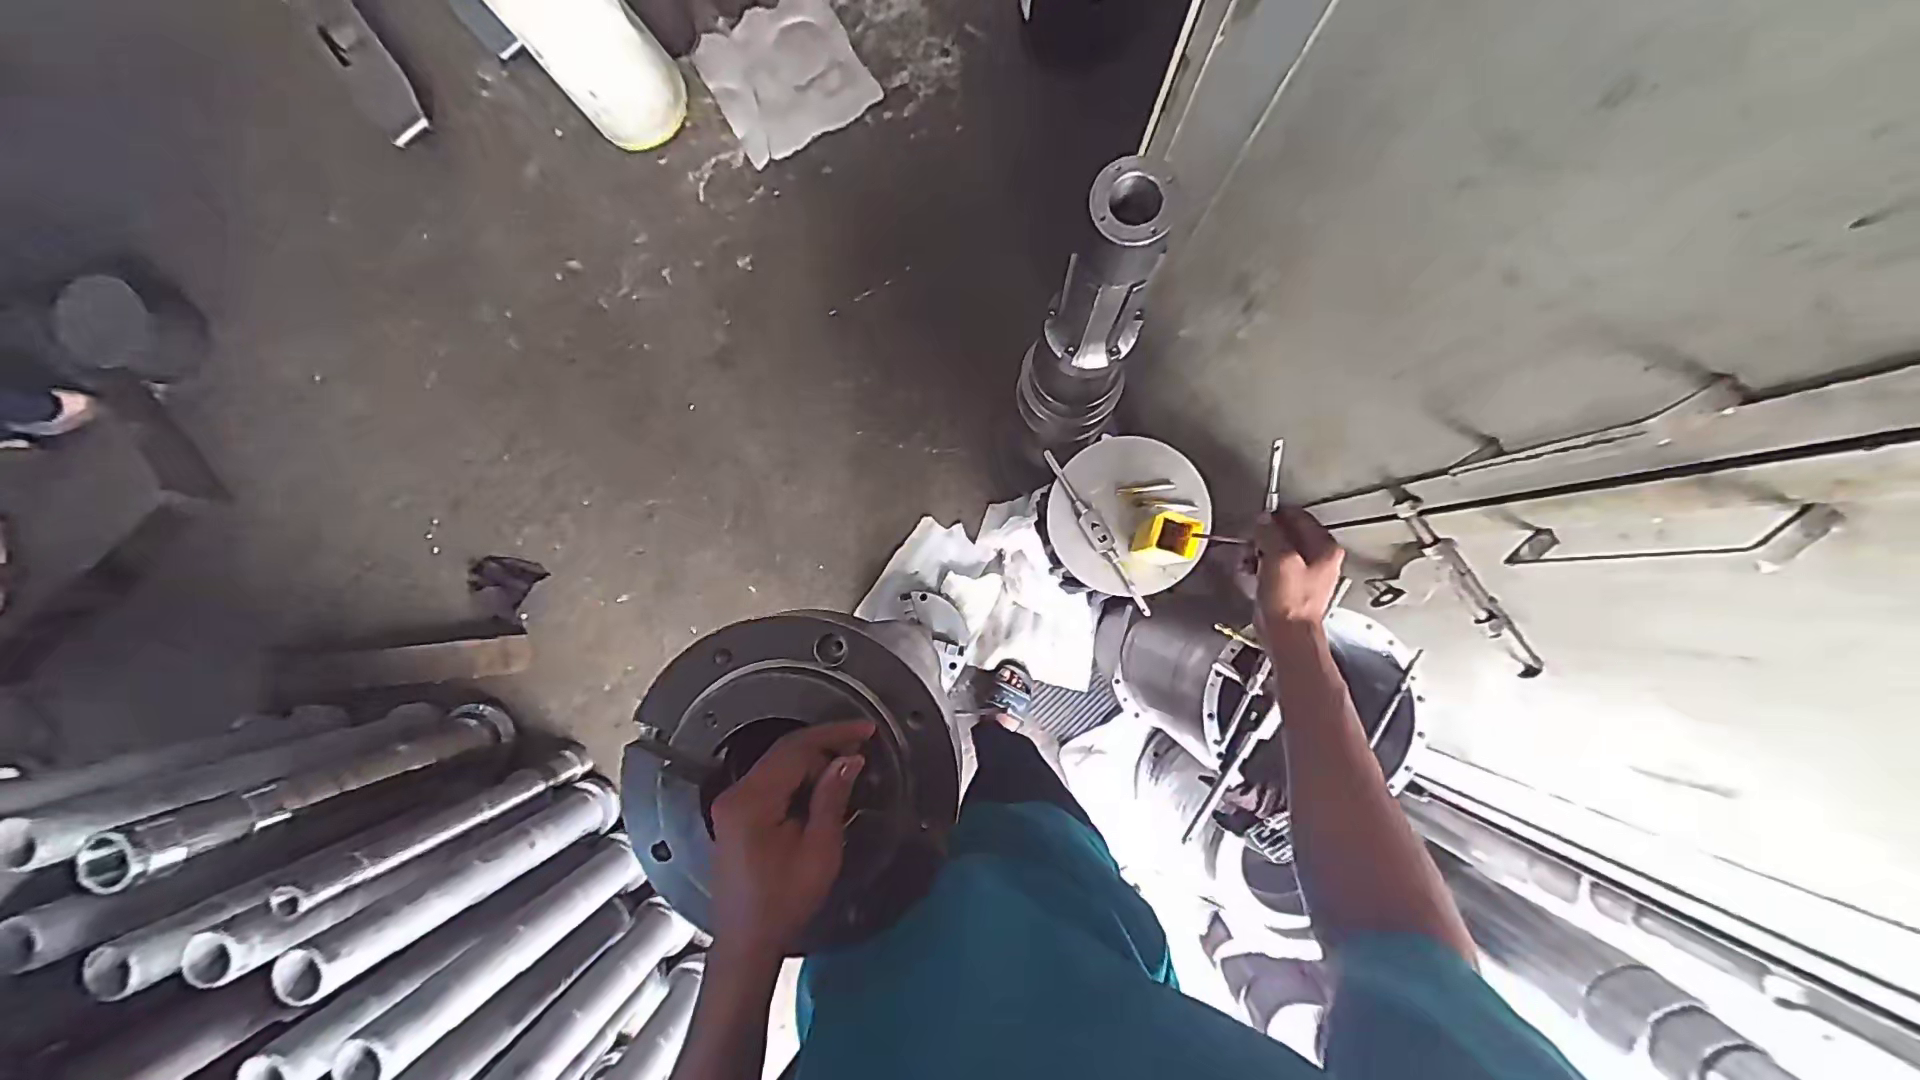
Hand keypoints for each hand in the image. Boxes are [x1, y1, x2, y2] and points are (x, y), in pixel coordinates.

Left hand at [708, 719, 873, 956]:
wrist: (748, 942)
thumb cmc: (784, 902)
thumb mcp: (819, 849)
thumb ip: (832, 797)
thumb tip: (849, 759)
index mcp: (752, 801)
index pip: (795, 749)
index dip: (834, 734)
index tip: (864, 731)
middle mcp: (735, 794)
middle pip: (785, 751)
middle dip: (826, 743)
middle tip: (861, 745)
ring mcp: (732, 803)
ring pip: (779, 763)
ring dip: (814, 759)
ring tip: (848, 764)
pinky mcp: (737, 813)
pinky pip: (772, 780)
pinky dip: (800, 775)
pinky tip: (823, 783)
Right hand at [1252, 506, 1344, 652]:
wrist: (1287, 633)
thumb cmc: (1290, 603)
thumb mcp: (1278, 559)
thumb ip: (1270, 534)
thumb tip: (1264, 520)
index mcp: (1325, 549)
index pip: (1300, 517)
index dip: (1276, 517)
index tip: (1259, 520)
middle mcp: (1319, 559)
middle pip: (1288, 534)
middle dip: (1264, 538)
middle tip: (1252, 544)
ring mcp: (1305, 573)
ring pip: (1278, 550)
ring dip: (1259, 552)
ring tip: (1249, 561)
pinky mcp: (1290, 585)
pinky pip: (1272, 566)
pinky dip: (1260, 566)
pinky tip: (1252, 572)